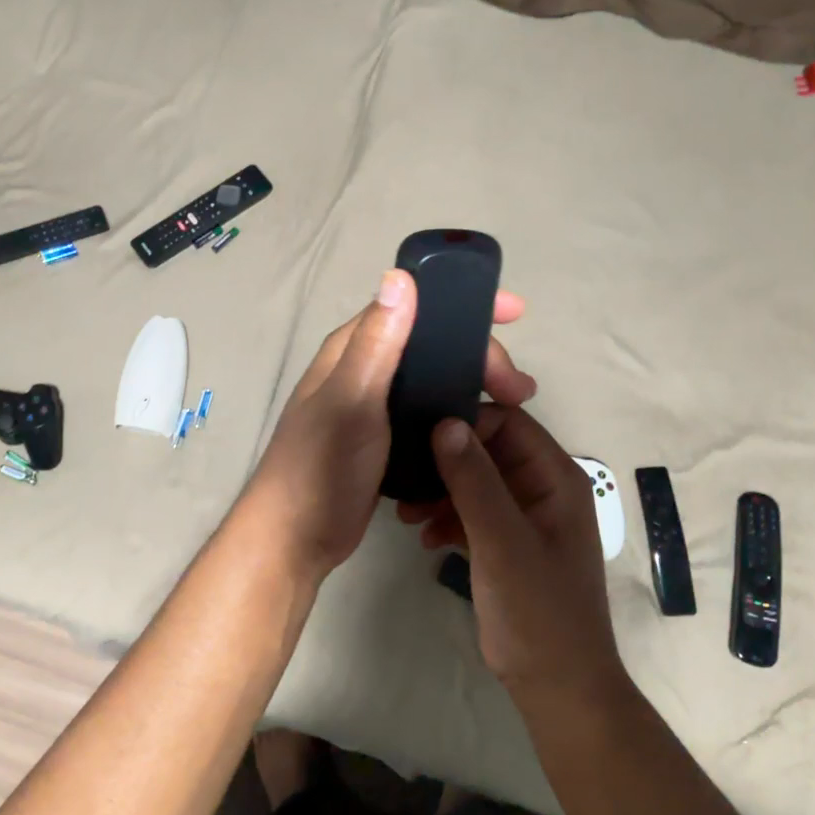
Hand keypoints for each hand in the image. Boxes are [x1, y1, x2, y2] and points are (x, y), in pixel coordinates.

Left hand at [232, 269, 533, 579]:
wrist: (296, 538)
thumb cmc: (321, 467)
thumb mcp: (352, 401)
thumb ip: (377, 344)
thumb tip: (399, 276)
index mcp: (351, 351)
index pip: (411, 308)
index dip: (461, 304)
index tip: (511, 313)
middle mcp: (363, 372)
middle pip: (430, 347)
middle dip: (478, 357)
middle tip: (519, 388)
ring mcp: (373, 409)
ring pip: (432, 382)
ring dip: (472, 387)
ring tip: (512, 407)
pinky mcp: (384, 443)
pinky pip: (427, 418)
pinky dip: (456, 418)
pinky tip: (483, 434)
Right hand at [397, 407, 622, 701]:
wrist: (557, 686)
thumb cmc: (537, 611)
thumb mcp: (501, 541)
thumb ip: (473, 481)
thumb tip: (444, 422)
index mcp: (555, 478)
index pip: (508, 422)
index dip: (465, 421)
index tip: (417, 435)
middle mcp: (543, 489)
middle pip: (488, 450)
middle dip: (444, 460)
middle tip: (402, 477)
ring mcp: (526, 518)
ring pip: (476, 482)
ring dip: (440, 491)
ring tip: (406, 515)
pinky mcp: (508, 544)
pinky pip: (473, 513)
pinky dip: (447, 518)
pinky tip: (424, 538)